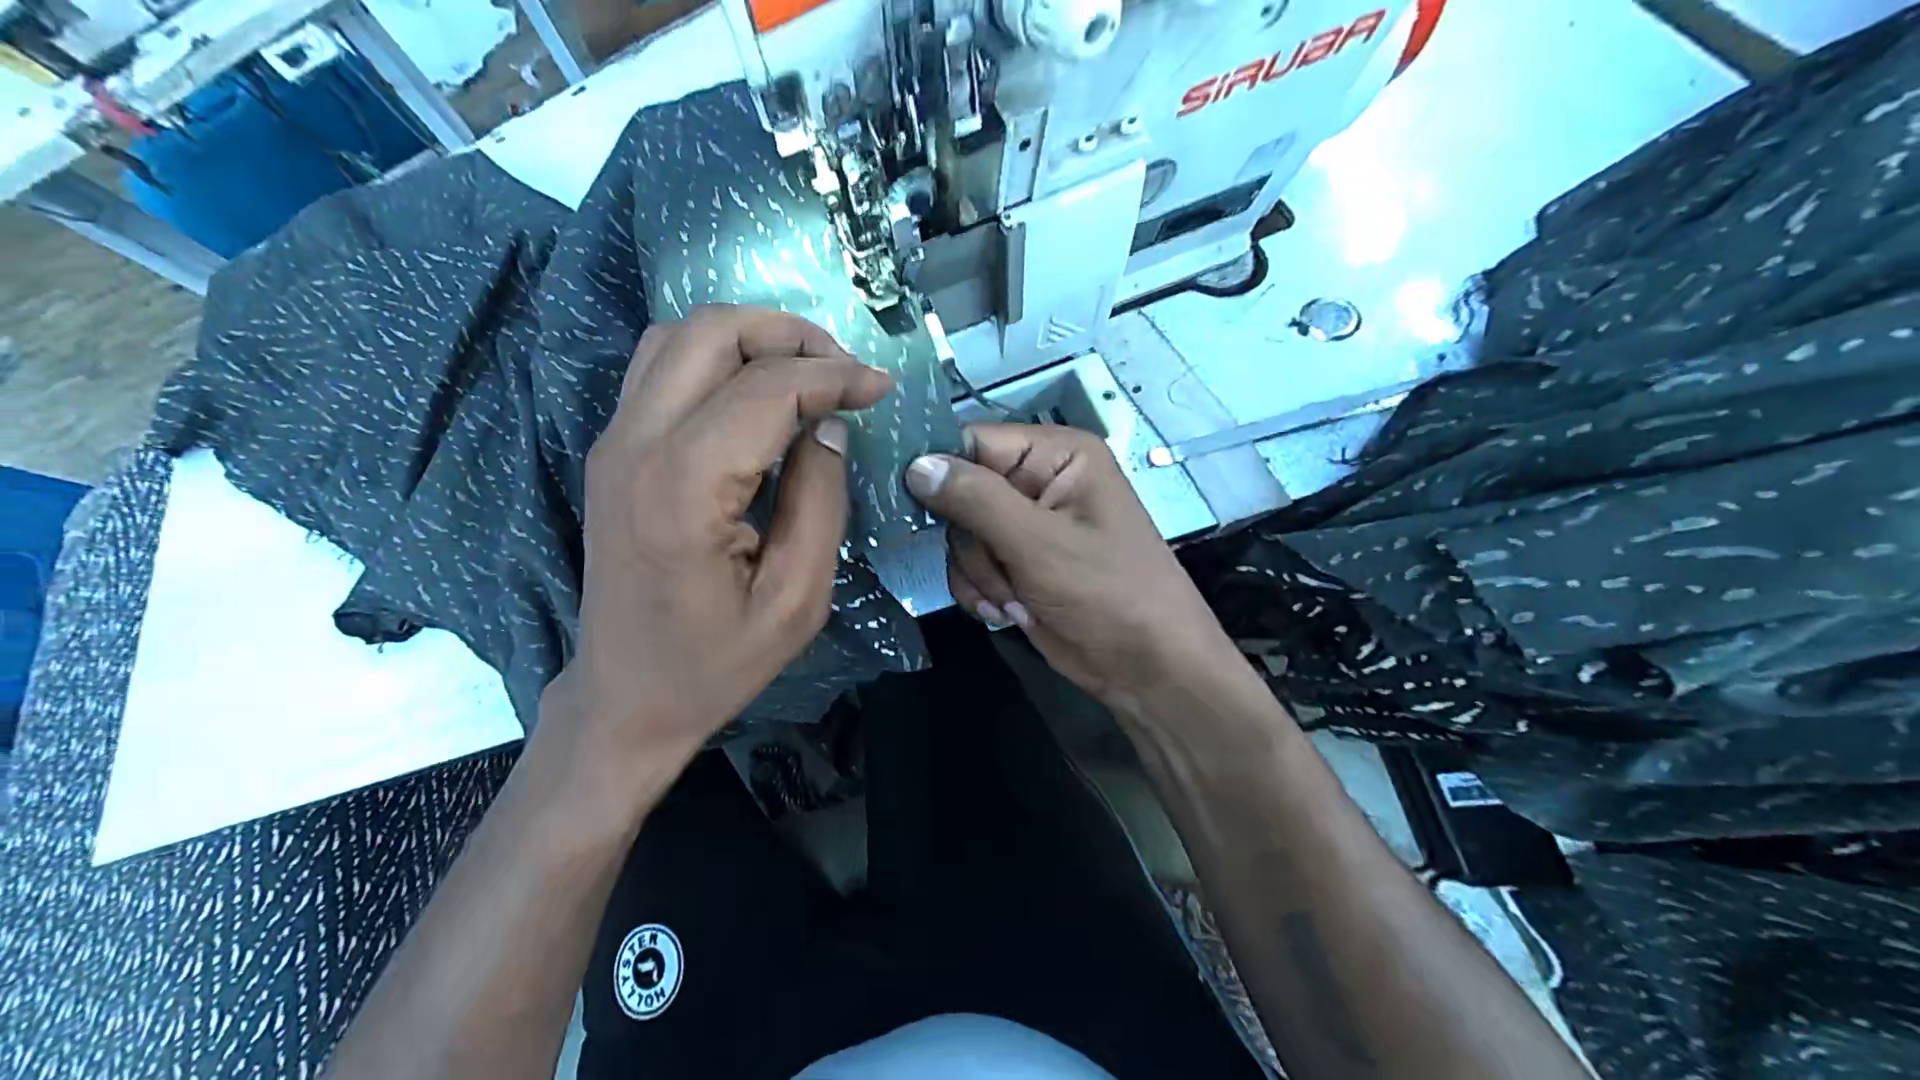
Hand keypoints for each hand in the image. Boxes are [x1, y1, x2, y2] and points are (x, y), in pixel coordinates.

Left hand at [544, 305, 893, 768]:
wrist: (626, 697)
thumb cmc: (717, 662)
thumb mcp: (798, 598)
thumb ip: (821, 500)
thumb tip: (829, 426)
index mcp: (685, 488)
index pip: (768, 389)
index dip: (835, 376)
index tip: (881, 387)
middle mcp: (636, 445)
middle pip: (712, 333)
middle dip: (791, 335)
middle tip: (845, 369)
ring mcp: (613, 442)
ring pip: (679, 336)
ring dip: (751, 338)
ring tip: (808, 373)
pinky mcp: (612, 450)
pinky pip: (661, 367)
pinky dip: (717, 359)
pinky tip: (757, 393)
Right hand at [903, 424, 1242, 710]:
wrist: (1144, 667)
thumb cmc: (1108, 592)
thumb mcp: (1040, 543)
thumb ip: (976, 500)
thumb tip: (916, 465)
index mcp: (1056, 455)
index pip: (974, 441)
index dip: (942, 471)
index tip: (911, 504)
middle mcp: (1038, 481)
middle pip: (960, 492)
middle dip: (972, 543)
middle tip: (1000, 572)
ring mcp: (1026, 525)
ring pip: (960, 535)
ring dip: (977, 573)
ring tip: (1012, 599)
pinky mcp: (1017, 562)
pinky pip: (970, 565)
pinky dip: (980, 591)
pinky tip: (1007, 612)